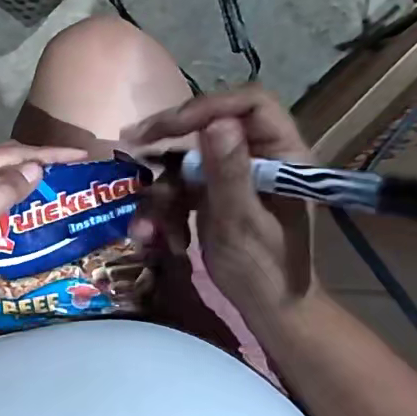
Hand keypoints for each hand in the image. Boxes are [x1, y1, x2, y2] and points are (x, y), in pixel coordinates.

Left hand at [0, 143, 86, 308]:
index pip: (10, 154)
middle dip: (38, 162)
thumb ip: (3, 191)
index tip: (80, 156)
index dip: (47, 154)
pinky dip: (12, 197)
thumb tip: (35, 168)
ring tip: (58, 185)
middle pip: (4, 161)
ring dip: (26, 179)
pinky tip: (28, 207)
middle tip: (73, 171)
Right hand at [121, 87, 316, 314]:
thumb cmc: (266, 270)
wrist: (269, 310)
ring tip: (147, 228)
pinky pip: (182, 187)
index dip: (207, 107)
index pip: (249, 105)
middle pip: (210, 124)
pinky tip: (158, 238)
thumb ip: (230, 172)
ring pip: (187, 160)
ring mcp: (234, 176)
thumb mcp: (243, 222)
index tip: (167, 126)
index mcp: (283, 154)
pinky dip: (165, 211)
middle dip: (169, 139)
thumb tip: (216, 123)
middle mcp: (260, 156)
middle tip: (133, 142)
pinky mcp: (215, 194)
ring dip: (162, 191)